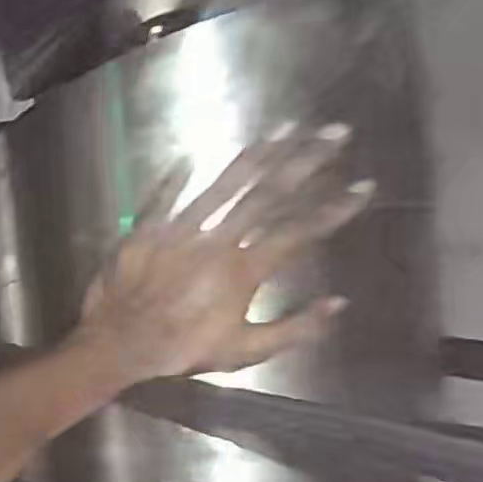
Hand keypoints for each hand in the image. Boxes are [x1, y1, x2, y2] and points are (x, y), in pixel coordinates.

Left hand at [69, 124, 375, 382]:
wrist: (117, 347)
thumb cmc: (179, 352)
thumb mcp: (241, 351)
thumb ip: (292, 329)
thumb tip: (339, 304)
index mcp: (242, 270)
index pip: (298, 231)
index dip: (334, 210)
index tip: (365, 186)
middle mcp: (215, 243)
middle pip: (266, 195)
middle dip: (305, 162)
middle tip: (336, 132)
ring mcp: (177, 234)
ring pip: (220, 187)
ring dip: (254, 157)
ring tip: (282, 129)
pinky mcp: (142, 234)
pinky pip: (160, 199)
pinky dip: (173, 178)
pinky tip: (188, 155)